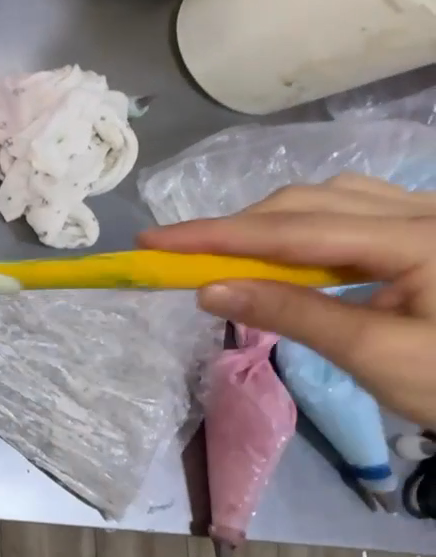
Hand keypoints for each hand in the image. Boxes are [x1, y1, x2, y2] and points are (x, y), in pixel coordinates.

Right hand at [139, 174, 435, 425]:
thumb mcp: (379, 356)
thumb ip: (293, 314)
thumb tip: (208, 289)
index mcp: (427, 240)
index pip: (295, 230)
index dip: (215, 234)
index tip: (149, 242)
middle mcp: (435, 214)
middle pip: (312, 202)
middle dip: (240, 228)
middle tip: (181, 259)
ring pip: (334, 201)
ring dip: (272, 227)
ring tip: (233, 261)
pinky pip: (358, 215)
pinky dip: (306, 233)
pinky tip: (291, 262)